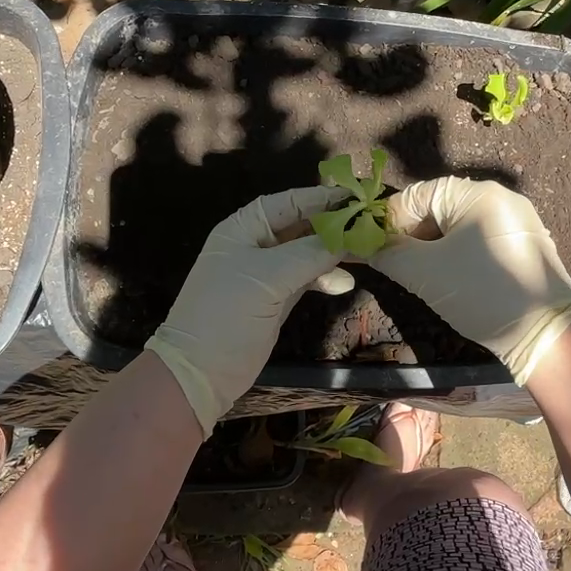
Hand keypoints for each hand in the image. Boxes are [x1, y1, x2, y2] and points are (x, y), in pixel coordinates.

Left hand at [146, 186, 353, 436]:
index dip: (323, 198)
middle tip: (371, 225)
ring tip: (366, 254)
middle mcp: (255, 244)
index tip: (360, 198)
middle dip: (334, 226)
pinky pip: (307, 278)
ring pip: (307, 252)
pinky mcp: (275, 299)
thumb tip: (349, 234)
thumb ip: (310, 253)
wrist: (199, 372)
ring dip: (334, 253)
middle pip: (301, 225)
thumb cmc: (227, 314)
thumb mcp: (268, 278)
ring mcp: (266, 273)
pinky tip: (345, 284)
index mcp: (244, 228)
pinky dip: (325, 278)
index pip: (289, 202)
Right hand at [371, 176, 570, 384]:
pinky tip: (451, 280)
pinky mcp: (524, 244)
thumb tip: (355, 244)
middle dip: (412, 236)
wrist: (545, 336)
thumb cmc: (481, 293)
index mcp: (477, 192)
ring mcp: (516, 221)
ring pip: (457, 226)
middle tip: (397, 266)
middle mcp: (499, 197)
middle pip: (437, 208)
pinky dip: (457, 254)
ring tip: (421, 277)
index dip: (389, 222)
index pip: (416, 196)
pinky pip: (478, 239)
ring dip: (433, 248)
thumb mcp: (425, 273)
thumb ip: (387, 253)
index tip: (373, 250)